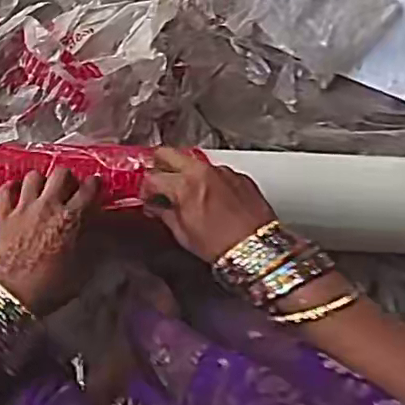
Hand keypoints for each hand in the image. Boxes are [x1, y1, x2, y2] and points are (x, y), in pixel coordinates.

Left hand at [0, 168, 100, 314]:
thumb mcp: (82, 270)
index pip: (89, 188)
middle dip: (68, 178)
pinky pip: (6, 188)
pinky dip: (13, 187)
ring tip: (44, 191)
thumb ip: (93, 247)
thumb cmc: (50, 288)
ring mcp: (23, 208)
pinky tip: (18, 193)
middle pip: (61, 173)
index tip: (96, 186)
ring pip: (34, 176)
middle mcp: (47, 207)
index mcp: (71, 219)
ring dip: (42, 181)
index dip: (96, 184)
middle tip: (70, 189)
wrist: (12, 297)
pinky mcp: (3, 215)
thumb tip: (101, 235)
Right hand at [142, 147, 278, 262]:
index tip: (147, 197)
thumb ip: (165, 214)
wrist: (259, 251)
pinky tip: (210, 197)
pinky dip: (208, 180)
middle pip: (167, 153)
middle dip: (158, 165)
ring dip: (184, 171)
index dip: (145, 189)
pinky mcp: (239, 176)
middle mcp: (202, 172)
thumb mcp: (183, 235)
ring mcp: (222, 171)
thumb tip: (157, 208)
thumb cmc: (224, 247)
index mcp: (183, 186)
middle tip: (158, 180)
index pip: (152, 177)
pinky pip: (216, 171)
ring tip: (186, 191)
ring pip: (193, 160)